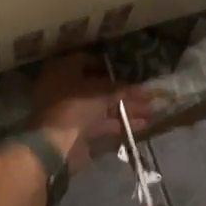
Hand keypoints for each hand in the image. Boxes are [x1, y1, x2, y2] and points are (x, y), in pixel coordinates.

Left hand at [29, 54, 148, 174]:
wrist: (55, 144)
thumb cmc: (74, 106)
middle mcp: (65, 88)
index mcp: (62, 70)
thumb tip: (134, 86)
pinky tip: (141, 125)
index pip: (86, 61)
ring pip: (101, 106)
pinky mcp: (78, 132)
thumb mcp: (100, 91)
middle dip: (122, 90)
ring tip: (150, 110)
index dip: (108, 66)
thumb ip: (118, 87)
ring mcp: (71, 112)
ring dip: (125, 108)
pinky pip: (102, 124)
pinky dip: (119, 123)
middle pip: (97, 86)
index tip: (127, 70)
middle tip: (146, 93)